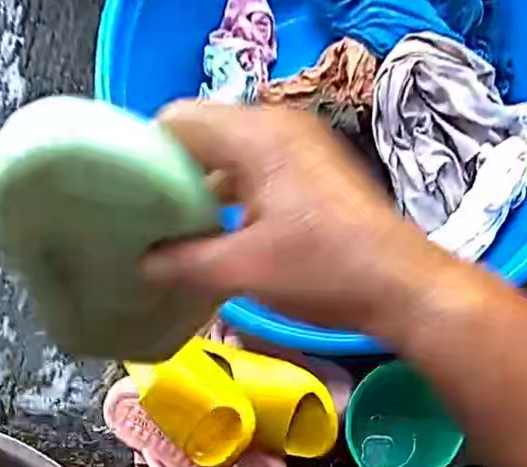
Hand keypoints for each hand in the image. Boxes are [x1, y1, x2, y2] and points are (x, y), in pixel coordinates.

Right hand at [141, 102, 465, 335]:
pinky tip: (222, 237)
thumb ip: (185, 262)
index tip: (127, 197)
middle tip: (148, 223)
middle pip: (204, 136)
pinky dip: (232, 198)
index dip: (146, 154)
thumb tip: (143, 263)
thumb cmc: (324, 271)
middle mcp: (278, 128)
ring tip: (179, 236)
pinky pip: (256, 173)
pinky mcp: (313, 175)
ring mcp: (300, 149)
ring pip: (230, 157)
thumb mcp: (244, 270)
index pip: (178, 119)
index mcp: (256, 137)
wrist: (398, 287)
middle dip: (172, 176)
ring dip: (203, 192)